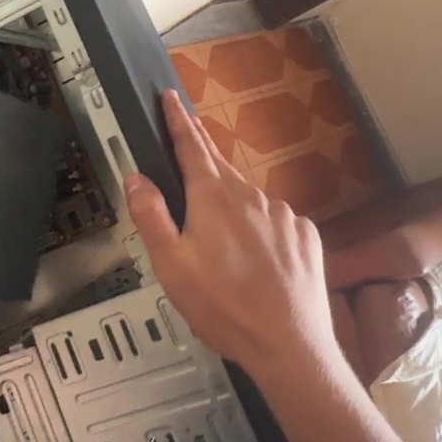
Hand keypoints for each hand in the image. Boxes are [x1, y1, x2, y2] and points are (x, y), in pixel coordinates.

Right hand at [126, 90, 348, 383]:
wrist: (290, 346)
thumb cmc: (222, 306)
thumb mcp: (171, 265)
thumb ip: (151, 216)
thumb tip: (136, 176)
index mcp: (213, 198)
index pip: (190, 146)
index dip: (177, 120)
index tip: (170, 95)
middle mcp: (250, 195)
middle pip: (219, 165)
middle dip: (202, 149)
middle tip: (189, 132)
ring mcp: (283, 214)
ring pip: (247, 198)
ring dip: (231, 202)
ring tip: (222, 236)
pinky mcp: (306, 236)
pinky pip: (275, 221)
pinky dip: (260, 228)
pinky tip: (257, 257)